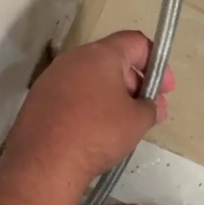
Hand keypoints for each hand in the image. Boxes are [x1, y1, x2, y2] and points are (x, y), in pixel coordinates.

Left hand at [0, 32, 174, 191]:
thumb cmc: (98, 134)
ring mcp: (51, 78)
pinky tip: (94, 131)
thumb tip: (150, 105)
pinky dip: (89, 105)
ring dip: (111, 95)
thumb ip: (151, 107)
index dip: (157, 62)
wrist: (44, 163)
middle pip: (112, 60)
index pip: (136, 42)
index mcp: (100, 54)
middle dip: (135, 82)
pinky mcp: (38, 99)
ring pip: (90, 78)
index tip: (165, 89)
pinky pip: (72, 94)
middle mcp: (73, 58)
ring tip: (122, 123)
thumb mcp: (137, 121)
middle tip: (147, 110)